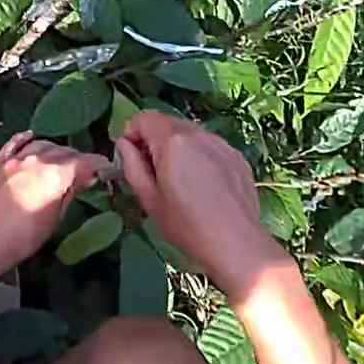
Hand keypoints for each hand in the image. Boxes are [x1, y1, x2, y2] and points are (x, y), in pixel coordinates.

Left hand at [0, 131, 105, 268]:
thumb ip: (68, 193)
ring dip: (55, 150)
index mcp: (54, 174)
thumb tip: (81, 180)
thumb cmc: (26, 236)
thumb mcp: (55, 218)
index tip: (106, 169)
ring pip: (41, 145)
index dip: (96, 164)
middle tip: (85, 171)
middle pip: (63, 151)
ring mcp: (15, 159)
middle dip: (77, 159)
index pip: (82, 162)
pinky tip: (31, 137)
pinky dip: (25, 139)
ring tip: (63, 160)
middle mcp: (36, 159)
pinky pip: (14, 144)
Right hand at [117, 112, 292, 303]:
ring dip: (176, 145)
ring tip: (179, 177)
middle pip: (166, 122)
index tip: (133, 157)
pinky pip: (208, 144)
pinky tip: (202, 182)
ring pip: (188, 132)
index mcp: (172, 141)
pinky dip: (197, 154)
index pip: (143, 118)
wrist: (238, 246)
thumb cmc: (186, 225)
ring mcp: (220, 143)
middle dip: (153, 139)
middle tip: (153, 170)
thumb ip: (131, 164)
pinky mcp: (236, 155)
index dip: (132, 134)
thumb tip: (124, 144)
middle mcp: (197, 134)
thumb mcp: (148, 198)